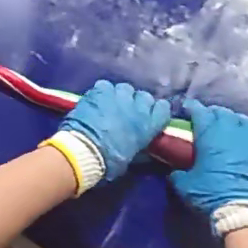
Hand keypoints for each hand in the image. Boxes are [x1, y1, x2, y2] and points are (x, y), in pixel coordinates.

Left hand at [55, 80, 170, 183]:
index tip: (147, 115)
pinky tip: (95, 100)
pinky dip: (101, 92)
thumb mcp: (131, 157)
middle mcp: (138, 107)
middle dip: (136, 102)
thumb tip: (144, 148)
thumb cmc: (108, 161)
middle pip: (144, 96)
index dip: (154, 110)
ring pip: (125, 88)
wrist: (84, 151)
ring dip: (119, 96)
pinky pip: (105, 86)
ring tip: (109, 105)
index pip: (162, 108)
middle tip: (125, 111)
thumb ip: (140, 147)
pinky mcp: (101, 91)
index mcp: (149, 125)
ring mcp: (119, 96)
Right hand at [169, 98, 247, 234]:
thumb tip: (176, 171)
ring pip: (246, 120)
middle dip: (215, 114)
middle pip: (224, 114)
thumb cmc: (211, 196)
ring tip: (233, 126)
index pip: (200, 113)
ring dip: (237, 121)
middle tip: (210, 119)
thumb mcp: (185, 186)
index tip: (189, 108)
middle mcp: (233, 131)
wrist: (244, 212)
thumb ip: (179, 173)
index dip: (193, 108)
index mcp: (209, 136)